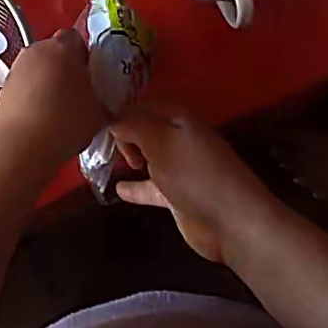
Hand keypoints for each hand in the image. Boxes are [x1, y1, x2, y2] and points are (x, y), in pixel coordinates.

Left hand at [0, 28, 102, 162]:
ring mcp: (18, 67)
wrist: (22, 145)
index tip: (90, 74)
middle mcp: (38, 50)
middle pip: (54, 51)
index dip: (83, 55)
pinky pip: (23, 84)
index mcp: (63, 47)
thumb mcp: (98, 111)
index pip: (76, 37)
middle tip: (76, 92)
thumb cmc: (64, 122)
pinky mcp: (4, 86)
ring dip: (46, 81)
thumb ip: (101, 97)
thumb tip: (102, 102)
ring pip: (37, 67)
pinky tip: (39, 118)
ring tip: (56, 109)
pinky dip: (30, 95)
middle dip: (64, 67)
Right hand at [109, 107, 282, 263]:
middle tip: (101, 147)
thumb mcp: (159, 140)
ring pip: (146, 155)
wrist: (233, 221)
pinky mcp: (178, 195)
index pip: (141, 105)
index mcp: (176, 116)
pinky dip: (135, 186)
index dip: (119, 112)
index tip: (94, 123)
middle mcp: (177, 136)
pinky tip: (117, 190)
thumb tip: (112, 119)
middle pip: (143, 128)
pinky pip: (150, 186)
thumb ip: (132, 125)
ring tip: (103, 162)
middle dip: (122, 134)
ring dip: (128, 156)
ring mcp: (179, 167)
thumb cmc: (194, 173)